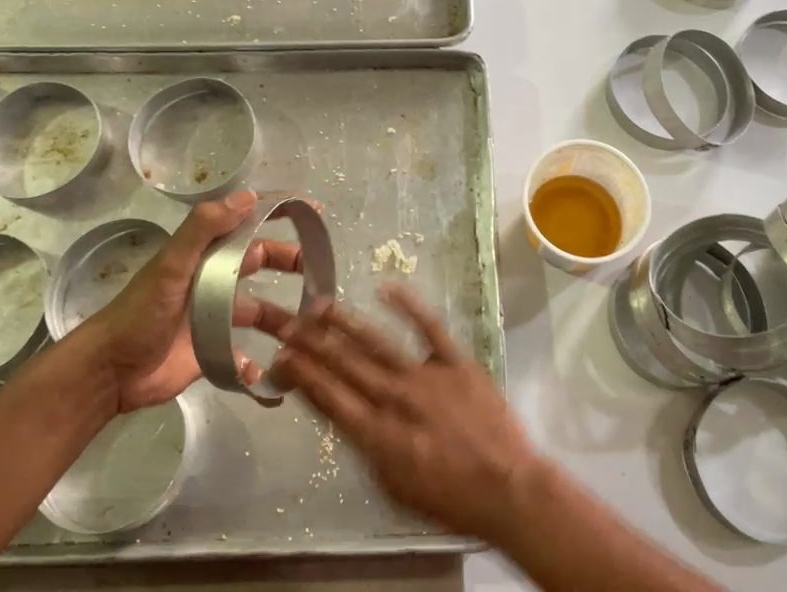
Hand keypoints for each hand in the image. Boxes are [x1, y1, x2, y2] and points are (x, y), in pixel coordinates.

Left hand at [84, 189, 301, 412]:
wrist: (109, 372)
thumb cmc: (140, 313)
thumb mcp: (170, 265)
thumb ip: (204, 229)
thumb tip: (249, 196)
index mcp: (206, 256)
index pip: (247, 226)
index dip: (278, 215)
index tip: (314, 212)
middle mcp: (214, 282)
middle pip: (262, 265)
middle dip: (292, 265)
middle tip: (322, 276)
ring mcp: (214, 319)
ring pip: (261, 313)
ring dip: (285, 320)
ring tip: (310, 331)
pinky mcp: (212, 354)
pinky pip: (245, 358)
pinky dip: (261, 368)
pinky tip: (276, 377)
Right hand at [271, 285, 547, 543]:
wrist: (507, 488)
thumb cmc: (449, 498)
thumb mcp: (392, 487)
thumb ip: (365, 447)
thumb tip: (342, 416)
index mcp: (376, 434)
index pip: (327, 396)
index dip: (299, 374)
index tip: (279, 357)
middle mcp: (394, 399)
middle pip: (343, 363)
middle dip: (308, 342)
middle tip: (283, 322)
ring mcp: (426, 376)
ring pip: (376, 341)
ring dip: (344, 321)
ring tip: (317, 304)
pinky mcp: (456, 362)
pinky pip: (430, 327)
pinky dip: (407, 304)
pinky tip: (384, 287)